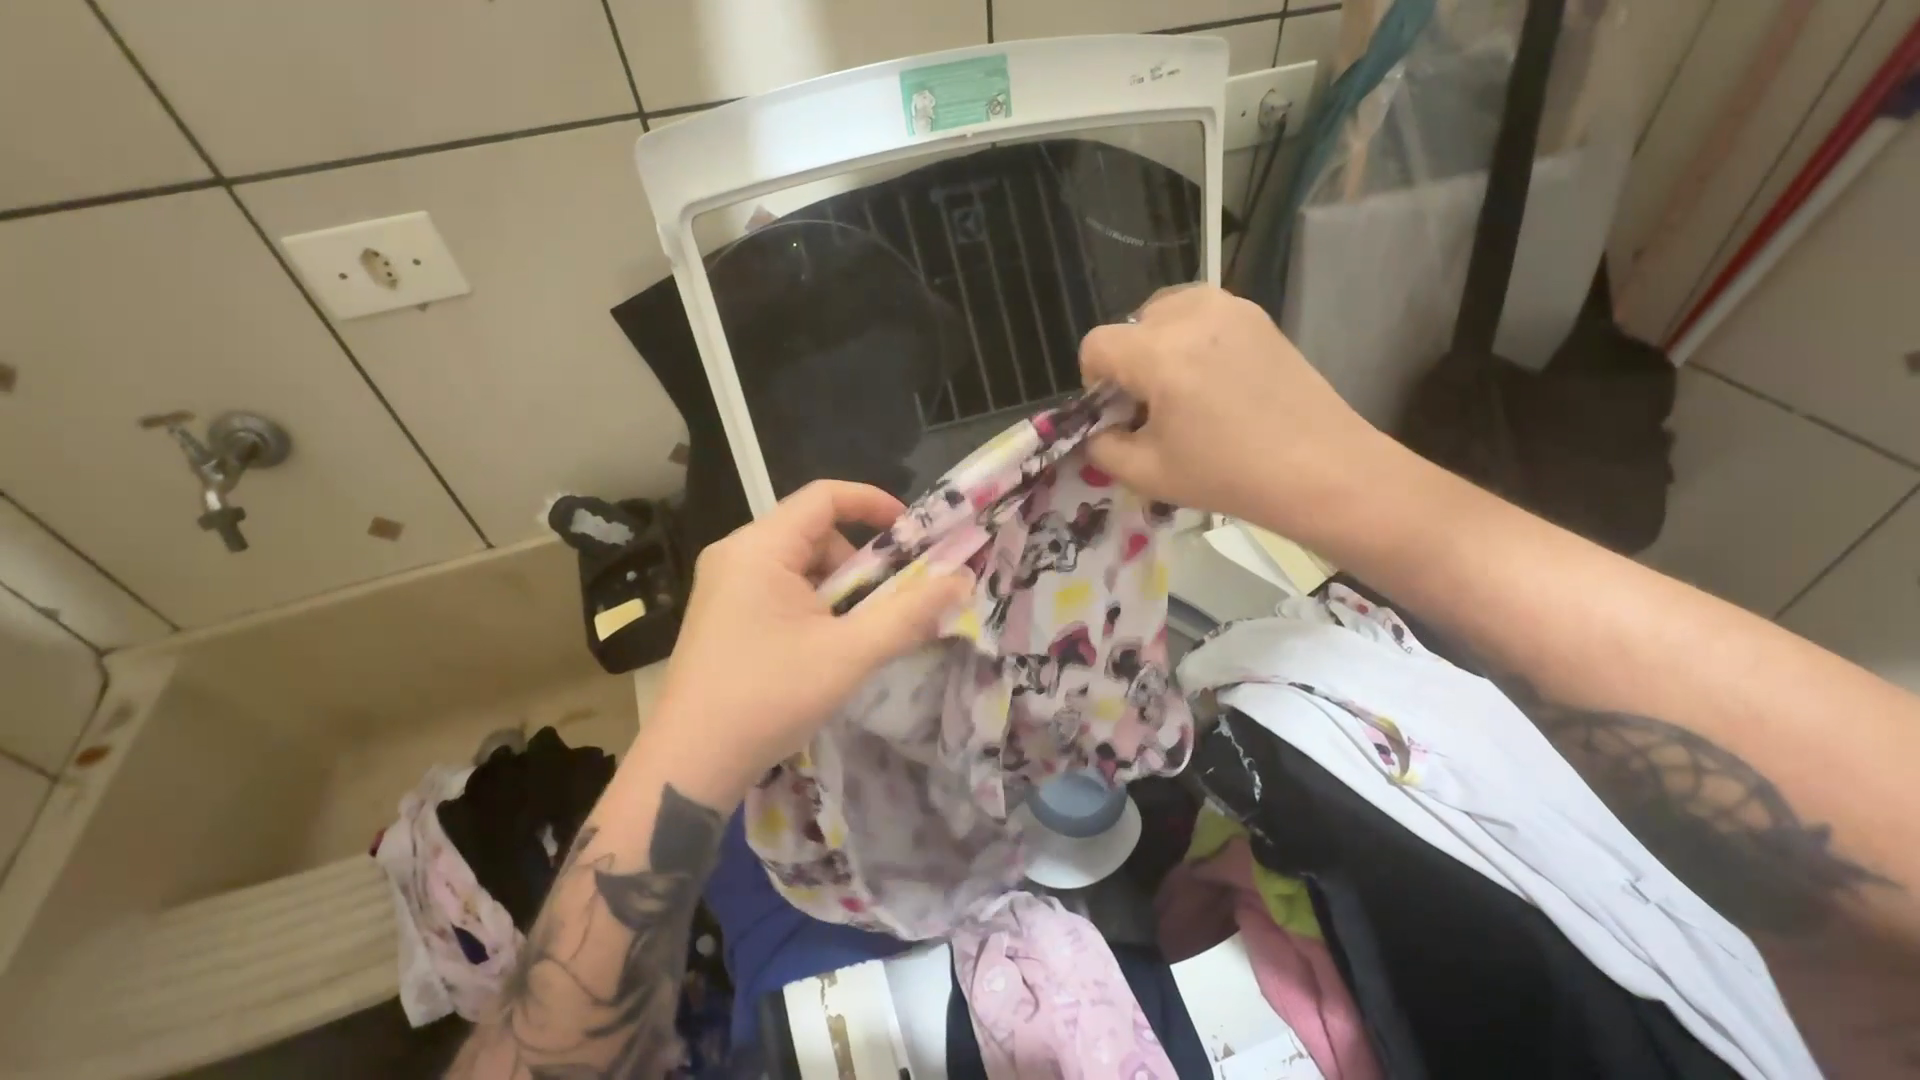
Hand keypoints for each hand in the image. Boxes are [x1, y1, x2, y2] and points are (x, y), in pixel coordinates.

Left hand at [647, 481, 968, 800]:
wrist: (690, 764)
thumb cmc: (769, 697)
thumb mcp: (849, 654)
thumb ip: (909, 614)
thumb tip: (962, 580)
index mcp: (759, 548)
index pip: (824, 497)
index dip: (874, 504)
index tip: (915, 532)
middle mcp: (736, 555)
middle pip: (813, 532)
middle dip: (860, 561)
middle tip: (893, 600)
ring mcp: (724, 586)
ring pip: (798, 565)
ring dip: (839, 589)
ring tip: (860, 634)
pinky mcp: (722, 615)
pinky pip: (779, 590)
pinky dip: (814, 605)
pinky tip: (828, 647)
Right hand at [1079, 285, 1397, 539]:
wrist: (1321, 469)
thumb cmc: (1229, 476)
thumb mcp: (1149, 474)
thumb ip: (1104, 448)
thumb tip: (1100, 430)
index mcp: (1159, 353)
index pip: (1096, 345)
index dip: (1094, 382)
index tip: (1119, 413)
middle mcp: (1191, 314)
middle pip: (1130, 325)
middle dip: (1129, 363)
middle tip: (1154, 407)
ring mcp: (1230, 307)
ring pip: (1165, 311)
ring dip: (1159, 344)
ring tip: (1184, 388)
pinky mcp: (1258, 315)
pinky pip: (1202, 313)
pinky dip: (1193, 338)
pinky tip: (1216, 380)